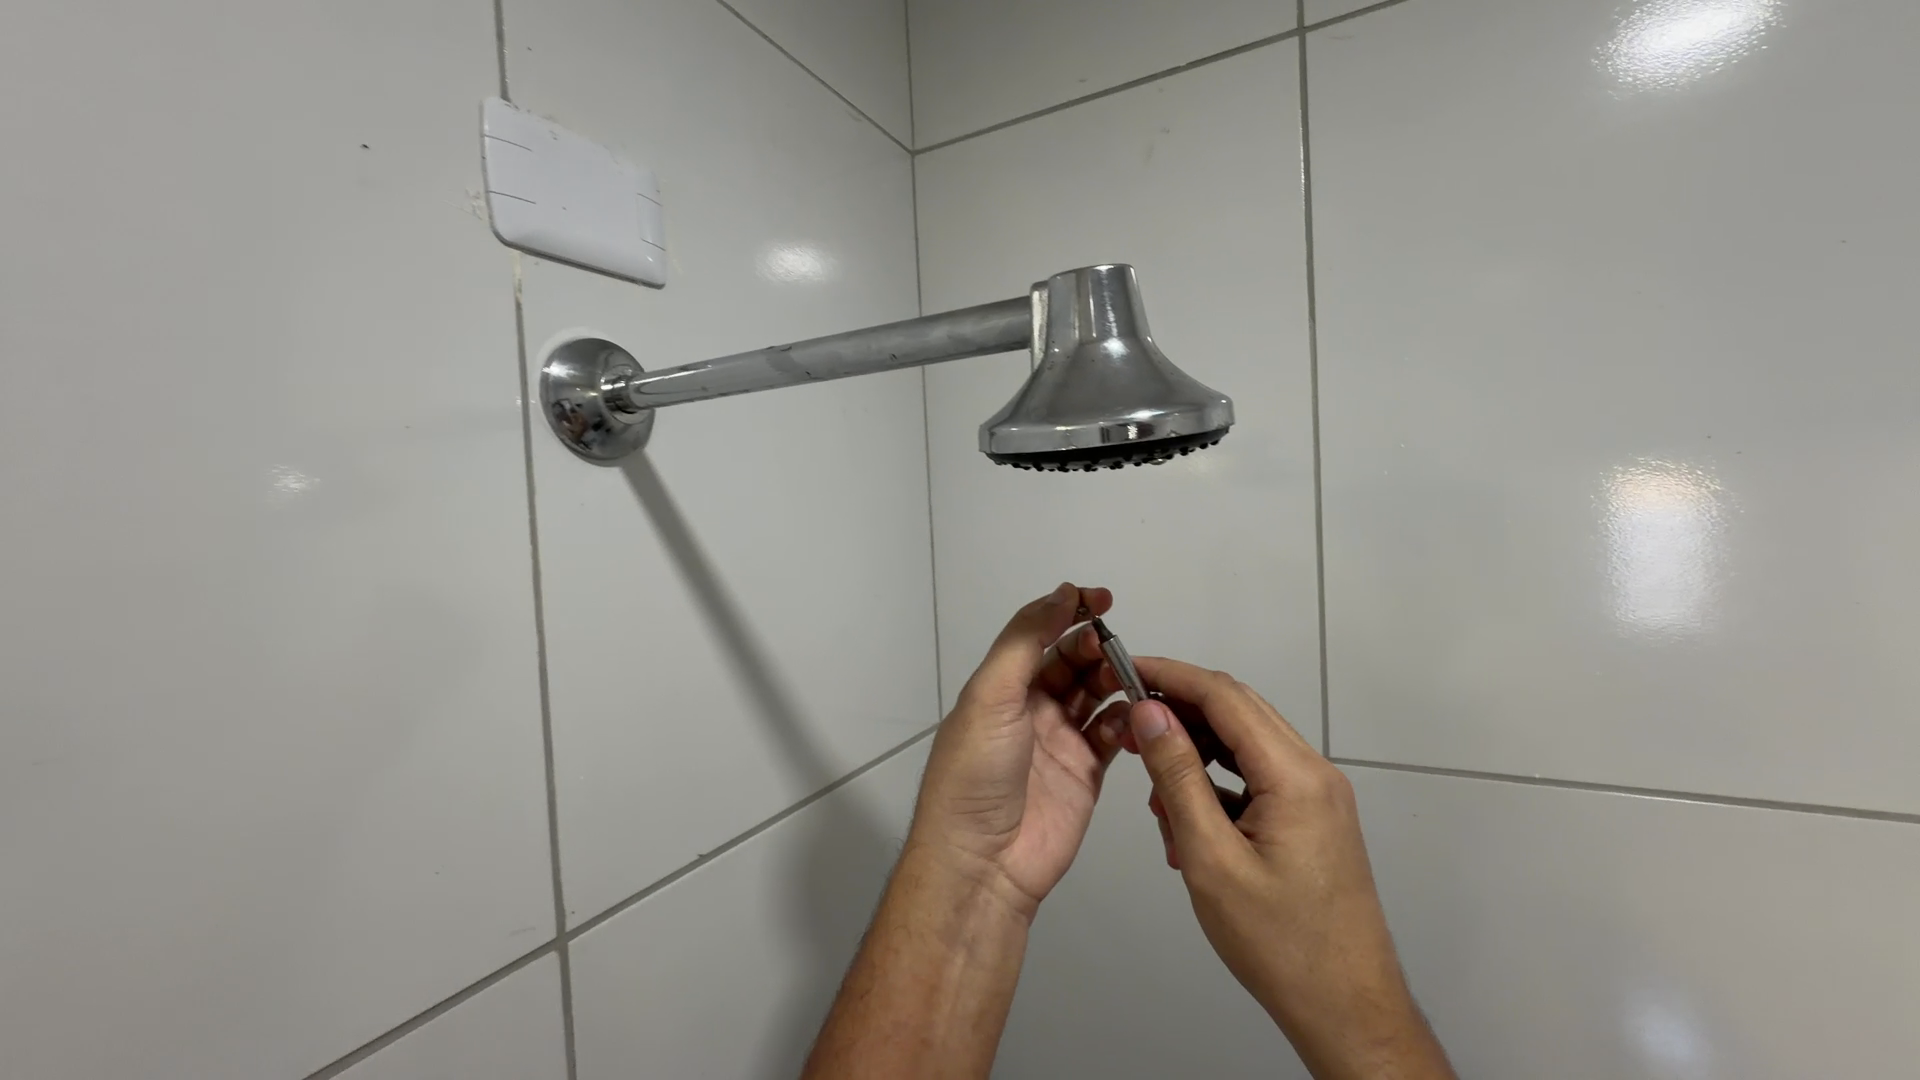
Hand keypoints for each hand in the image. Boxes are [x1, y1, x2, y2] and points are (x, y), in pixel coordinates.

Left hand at [907, 583, 1127, 921]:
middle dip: (1095, 646)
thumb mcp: (991, 695)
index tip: (1100, 598)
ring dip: (1114, 678)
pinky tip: (1135, 715)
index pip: (1038, 634)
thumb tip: (1059, 594)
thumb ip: (1026, 640)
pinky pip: (1112, 735)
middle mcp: (1029, 709)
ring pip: (1095, 694)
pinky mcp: (1085, 773)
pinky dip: (1126, 720)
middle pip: (1071, 662)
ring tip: (1130, 676)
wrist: (984, 864)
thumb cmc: (976, 775)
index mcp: (1000, 686)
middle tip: (1115, 645)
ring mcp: (1059, 741)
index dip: (1067, 611)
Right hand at [1125, 659, 1454, 1079]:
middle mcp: (1313, 771)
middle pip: (1237, 711)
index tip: (1124, 670)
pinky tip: (1184, 815)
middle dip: (1179, 709)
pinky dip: (1214, 781)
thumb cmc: (1277, 942)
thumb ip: (1178, 776)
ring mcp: (1316, 794)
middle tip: (1126, 724)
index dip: (1171, 675)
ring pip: (1243, 743)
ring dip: (1194, 750)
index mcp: (1295, 775)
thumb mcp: (1209, 857)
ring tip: (1152, 784)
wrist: (1348, 1012)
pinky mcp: (1311, 817)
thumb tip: (1150, 712)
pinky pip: (1254, 776)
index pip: (1224, 696)